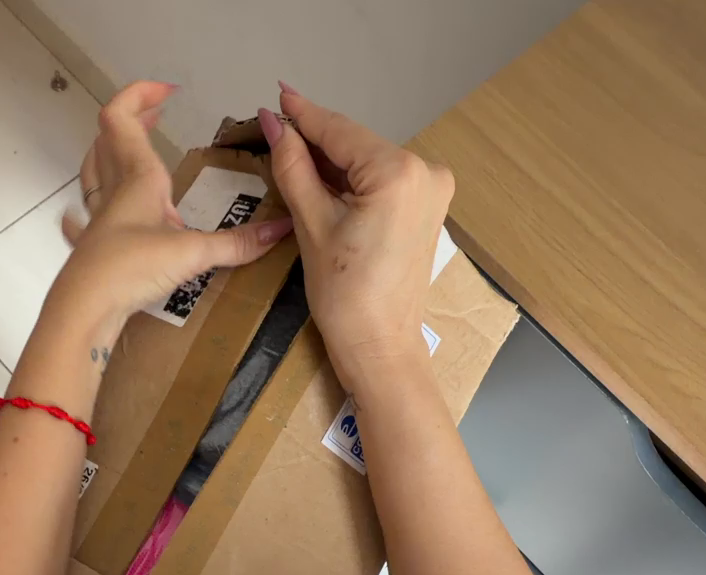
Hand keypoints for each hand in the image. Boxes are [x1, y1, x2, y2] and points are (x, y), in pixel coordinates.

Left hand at [50, 82, 293, 339]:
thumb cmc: (131, 269)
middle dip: (131, 120)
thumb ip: (235, 244)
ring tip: (122, 153)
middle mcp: (112, 193)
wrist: (85, 310)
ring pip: (93, 175)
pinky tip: (80, 217)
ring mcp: (96, 221)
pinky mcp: (89, 250)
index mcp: (136, 179)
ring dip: (107, 156)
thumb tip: (279, 230)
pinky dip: (82, 213)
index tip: (168, 91)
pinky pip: (82, 223)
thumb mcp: (191, 254)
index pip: (122, 117)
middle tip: (154, 116)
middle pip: (109, 140)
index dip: (140, 95)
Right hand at [259, 85, 453, 395]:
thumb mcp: (313, 227)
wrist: (379, 347)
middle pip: (356, 147)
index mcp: (398, 172)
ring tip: (292, 161)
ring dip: (332, 164)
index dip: (303, 115)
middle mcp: (425, 171)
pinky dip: (352, 184)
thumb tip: (274, 124)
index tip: (277, 97)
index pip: (340, 132)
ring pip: (368, 165)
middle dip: (316, 143)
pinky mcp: (427, 209)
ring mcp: (431, 191)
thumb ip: (294, 169)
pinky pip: (382, 184)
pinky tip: (324, 186)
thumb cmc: (345, 297)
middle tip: (275, 132)